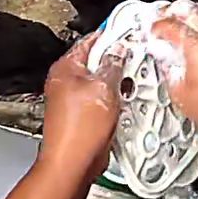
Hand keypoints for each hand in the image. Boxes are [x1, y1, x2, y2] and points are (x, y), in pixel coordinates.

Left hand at [39, 31, 123, 182]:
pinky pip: (100, 99)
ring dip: (116, 83)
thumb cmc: (78, 129)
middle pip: (95, 62)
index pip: (89, 41)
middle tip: (132, 62)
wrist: (72, 163)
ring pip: (100, 82)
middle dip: (115, 62)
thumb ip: (113, 65)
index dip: (110, 35)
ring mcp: (72, 99)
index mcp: (65, 68)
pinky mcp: (82, 115)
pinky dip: (113, 99)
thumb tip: (118, 51)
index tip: (126, 34)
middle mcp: (65, 81)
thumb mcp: (104, 88)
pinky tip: (122, 103)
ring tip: (128, 85)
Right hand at [146, 0, 197, 142]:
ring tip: (175, 26)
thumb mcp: (180, 93)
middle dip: (170, 12)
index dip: (155, 27)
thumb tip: (161, 55)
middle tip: (160, 20)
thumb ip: (167, 68)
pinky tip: (192, 39)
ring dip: (186, 15)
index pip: (171, 25)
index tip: (150, 32)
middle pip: (189, 9)